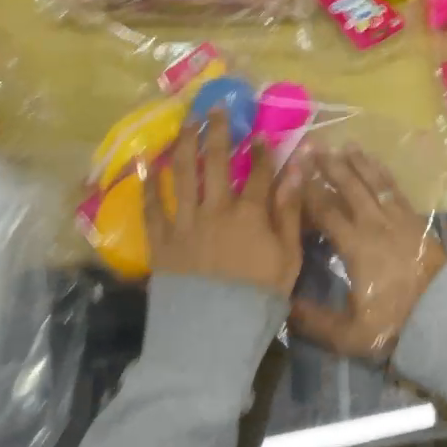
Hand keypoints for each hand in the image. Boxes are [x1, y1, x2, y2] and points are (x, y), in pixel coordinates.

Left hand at [146, 113, 304, 297]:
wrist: (211, 340)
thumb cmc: (258, 300)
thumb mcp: (288, 257)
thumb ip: (290, 210)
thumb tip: (297, 169)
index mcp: (250, 214)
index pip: (258, 171)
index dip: (261, 149)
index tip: (260, 131)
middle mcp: (216, 210)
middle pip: (216, 161)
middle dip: (219, 130)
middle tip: (217, 106)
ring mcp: (185, 225)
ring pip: (183, 175)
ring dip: (186, 144)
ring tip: (187, 122)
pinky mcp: (161, 244)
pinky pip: (153, 208)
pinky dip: (150, 185)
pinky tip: (149, 165)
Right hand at [290, 146, 446, 358]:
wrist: (441, 316)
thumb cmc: (393, 324)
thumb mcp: (348, 333)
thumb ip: (313, 319)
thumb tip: (282, 303)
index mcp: (356, 246)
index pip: (326, 211)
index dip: (308, 191)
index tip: (292, 173)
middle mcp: (375, 224)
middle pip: (349, 187)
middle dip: (330, 166)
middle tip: (313, 146)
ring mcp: (398, 218)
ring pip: (373, 182)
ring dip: (357, 162)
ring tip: (343, 145)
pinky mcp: (415, 219)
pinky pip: (394, 188)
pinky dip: (382, 172)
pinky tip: (375, 164)